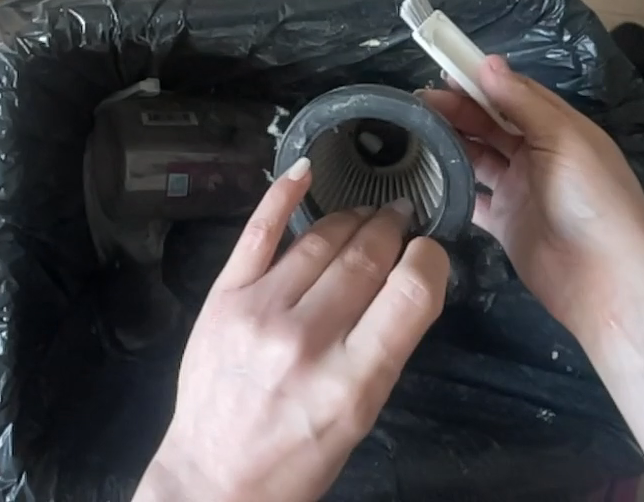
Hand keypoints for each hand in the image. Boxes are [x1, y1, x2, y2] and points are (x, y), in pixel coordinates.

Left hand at [133, 158, 449, 501]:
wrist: (213, 476)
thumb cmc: (296, 457)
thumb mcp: (358, 419)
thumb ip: (381, 350)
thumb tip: (405, 279)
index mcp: (351, 383)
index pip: (408, 296)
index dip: (429, 260)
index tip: (431, 249)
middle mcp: (305, 339)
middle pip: (363, 259)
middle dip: (390, 230)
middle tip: (400, 218)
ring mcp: (259, 310)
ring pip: (319, 241)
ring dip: (352, 219)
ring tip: (368, 213)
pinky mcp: (224, 294)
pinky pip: (259, 230)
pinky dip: (283, 195)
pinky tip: (305, 171)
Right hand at [421, 55, 643, 330]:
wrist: (605, 282)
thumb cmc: (590, 199)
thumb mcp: (562, 139)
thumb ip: (522, 102)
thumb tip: (487, 61)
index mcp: (559, 130)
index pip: (516, 96)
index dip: (482, 82)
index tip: (445, 73)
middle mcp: (539, 156)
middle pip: (492, 124)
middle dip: (459, 109)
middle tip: (422, 101)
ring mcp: (520, 190)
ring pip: (479, 155)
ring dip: (452, 139)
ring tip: (417, 127)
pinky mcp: (505, 223)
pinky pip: (472, 197)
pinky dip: (451, 183)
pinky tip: (425, 170)